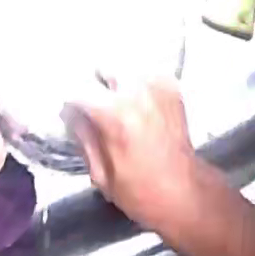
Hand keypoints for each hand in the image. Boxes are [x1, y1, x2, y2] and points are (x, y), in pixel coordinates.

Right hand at [63, 74, 222, 235]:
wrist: (185, 190)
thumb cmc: (140, 191)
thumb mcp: (102, 175)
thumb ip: (83, 137)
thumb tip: (70, 112)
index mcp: (115, 113)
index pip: (79, 87)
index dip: (70, 98)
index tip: (69, 107)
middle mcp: (136, 89)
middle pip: (105, 64)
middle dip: (96, 81)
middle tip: (96, 103)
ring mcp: (157, 83)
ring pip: (127, 65)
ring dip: (118, 80)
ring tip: (120, 104)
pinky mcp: (171, 85)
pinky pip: (146, 73)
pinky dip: (138, 83)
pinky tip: (140, 104)